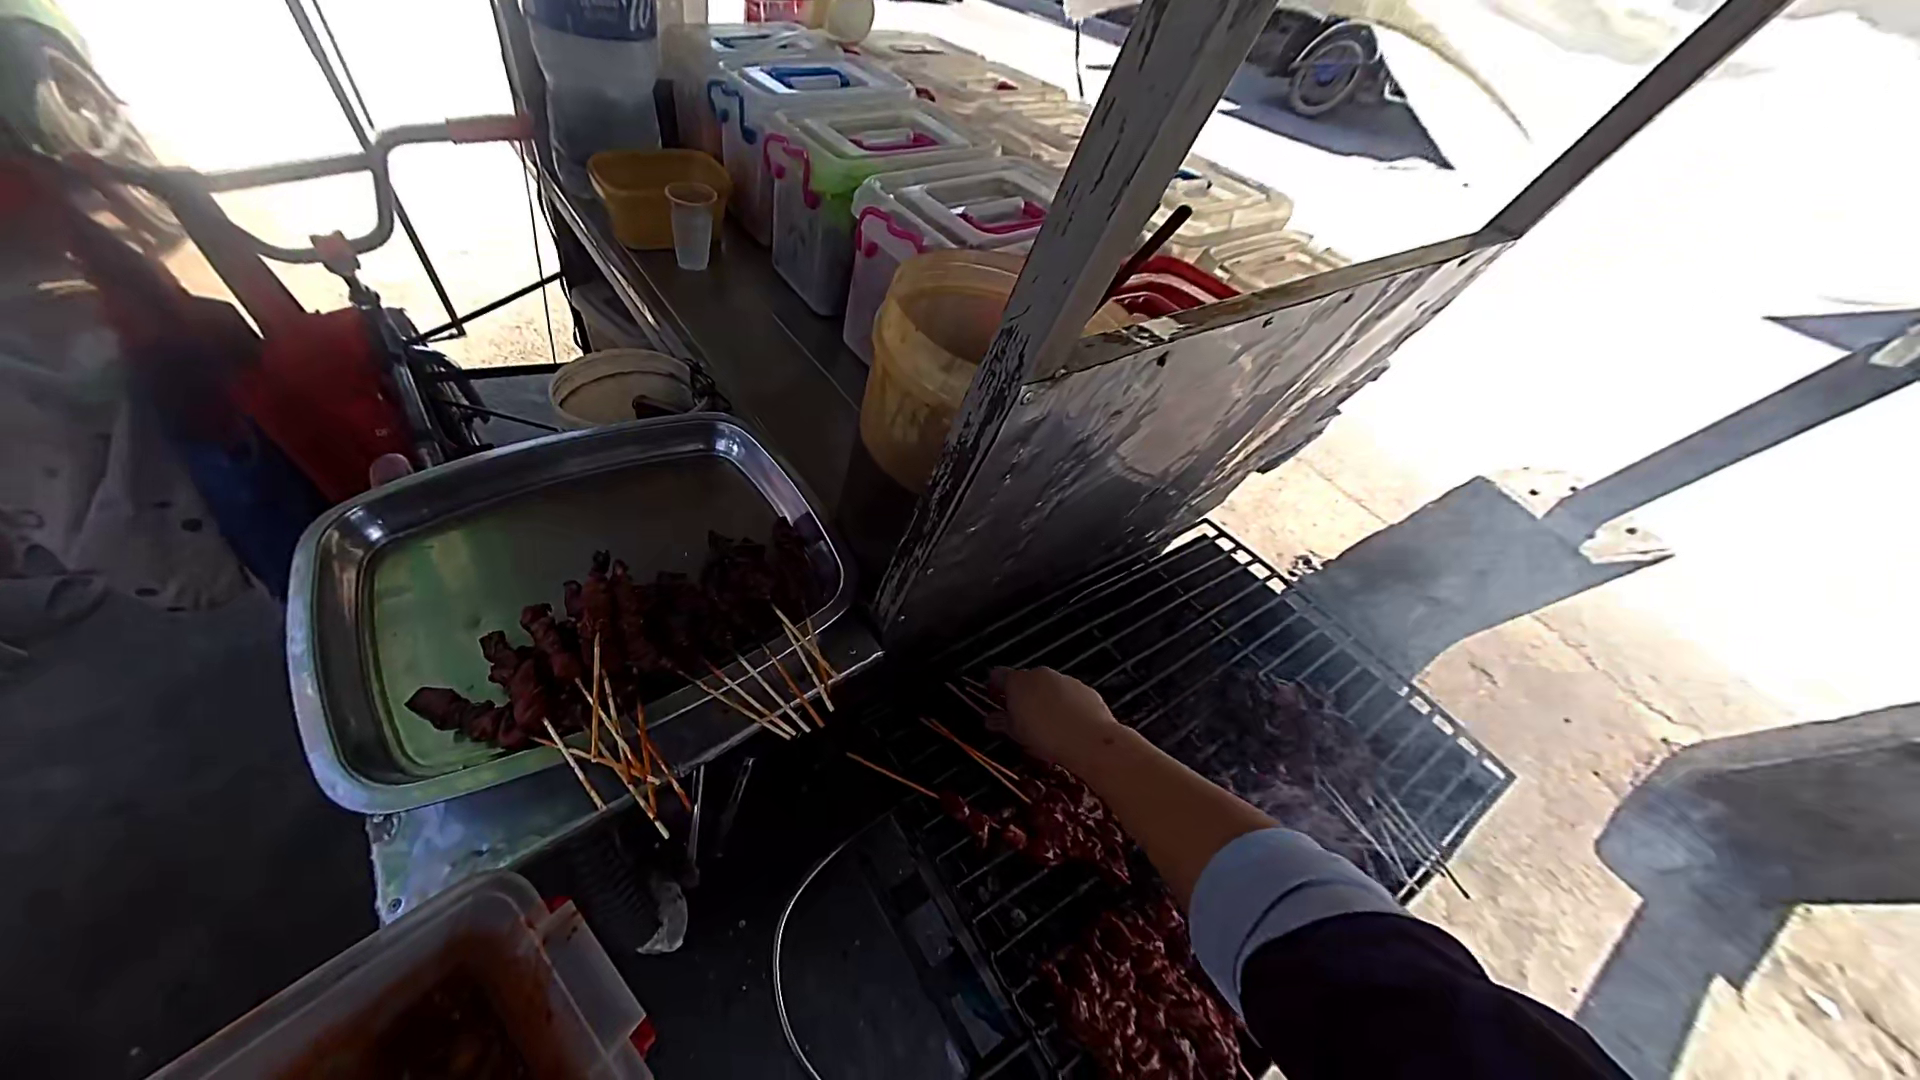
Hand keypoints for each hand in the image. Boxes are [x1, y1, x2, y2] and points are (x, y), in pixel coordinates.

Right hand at [985, 667, 1121, 763]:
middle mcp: (1040, 675)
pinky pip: (1068, 695)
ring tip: (1045, 727)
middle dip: (1021, 698)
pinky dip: (1065, 706)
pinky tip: (1066, 727)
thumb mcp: (1016, 734)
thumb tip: (992, 720)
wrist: (1090, 741)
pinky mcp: (1084, 689)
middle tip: (1020, 720)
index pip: (997, 675)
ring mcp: (1064, 680)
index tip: (995, 700)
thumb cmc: (1049, 737)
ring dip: (1044, 702)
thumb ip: (1001, 722)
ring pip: (1047, 688)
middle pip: (1024, 681)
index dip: (994, 688)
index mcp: (1018, 682)